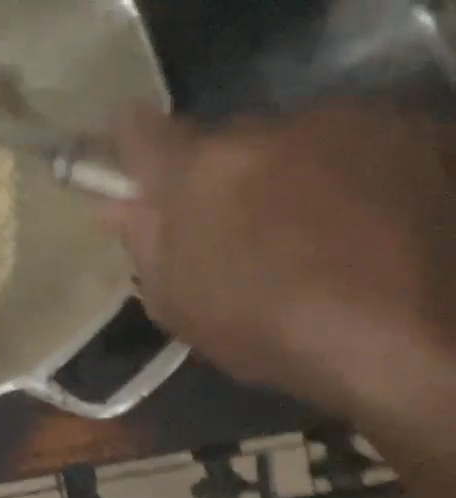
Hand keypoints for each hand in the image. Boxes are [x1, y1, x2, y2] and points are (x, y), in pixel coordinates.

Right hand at [99, 101, 455, 422]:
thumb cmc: (263, 328)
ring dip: (279, 174)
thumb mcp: (175, 301)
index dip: (127, 145)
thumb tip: (117, 207)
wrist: (407, 333)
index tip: (123, 163)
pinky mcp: (418, 134)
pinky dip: (338, 176)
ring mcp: (351, 126)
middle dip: (214, 176)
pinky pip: (350, 148)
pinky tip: (348, 222)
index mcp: (202, 171)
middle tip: (218, 225)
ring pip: (290, 143)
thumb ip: (144, 242)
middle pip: (224, 143)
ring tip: (294, 229)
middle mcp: (274, 130)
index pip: (143, 134)